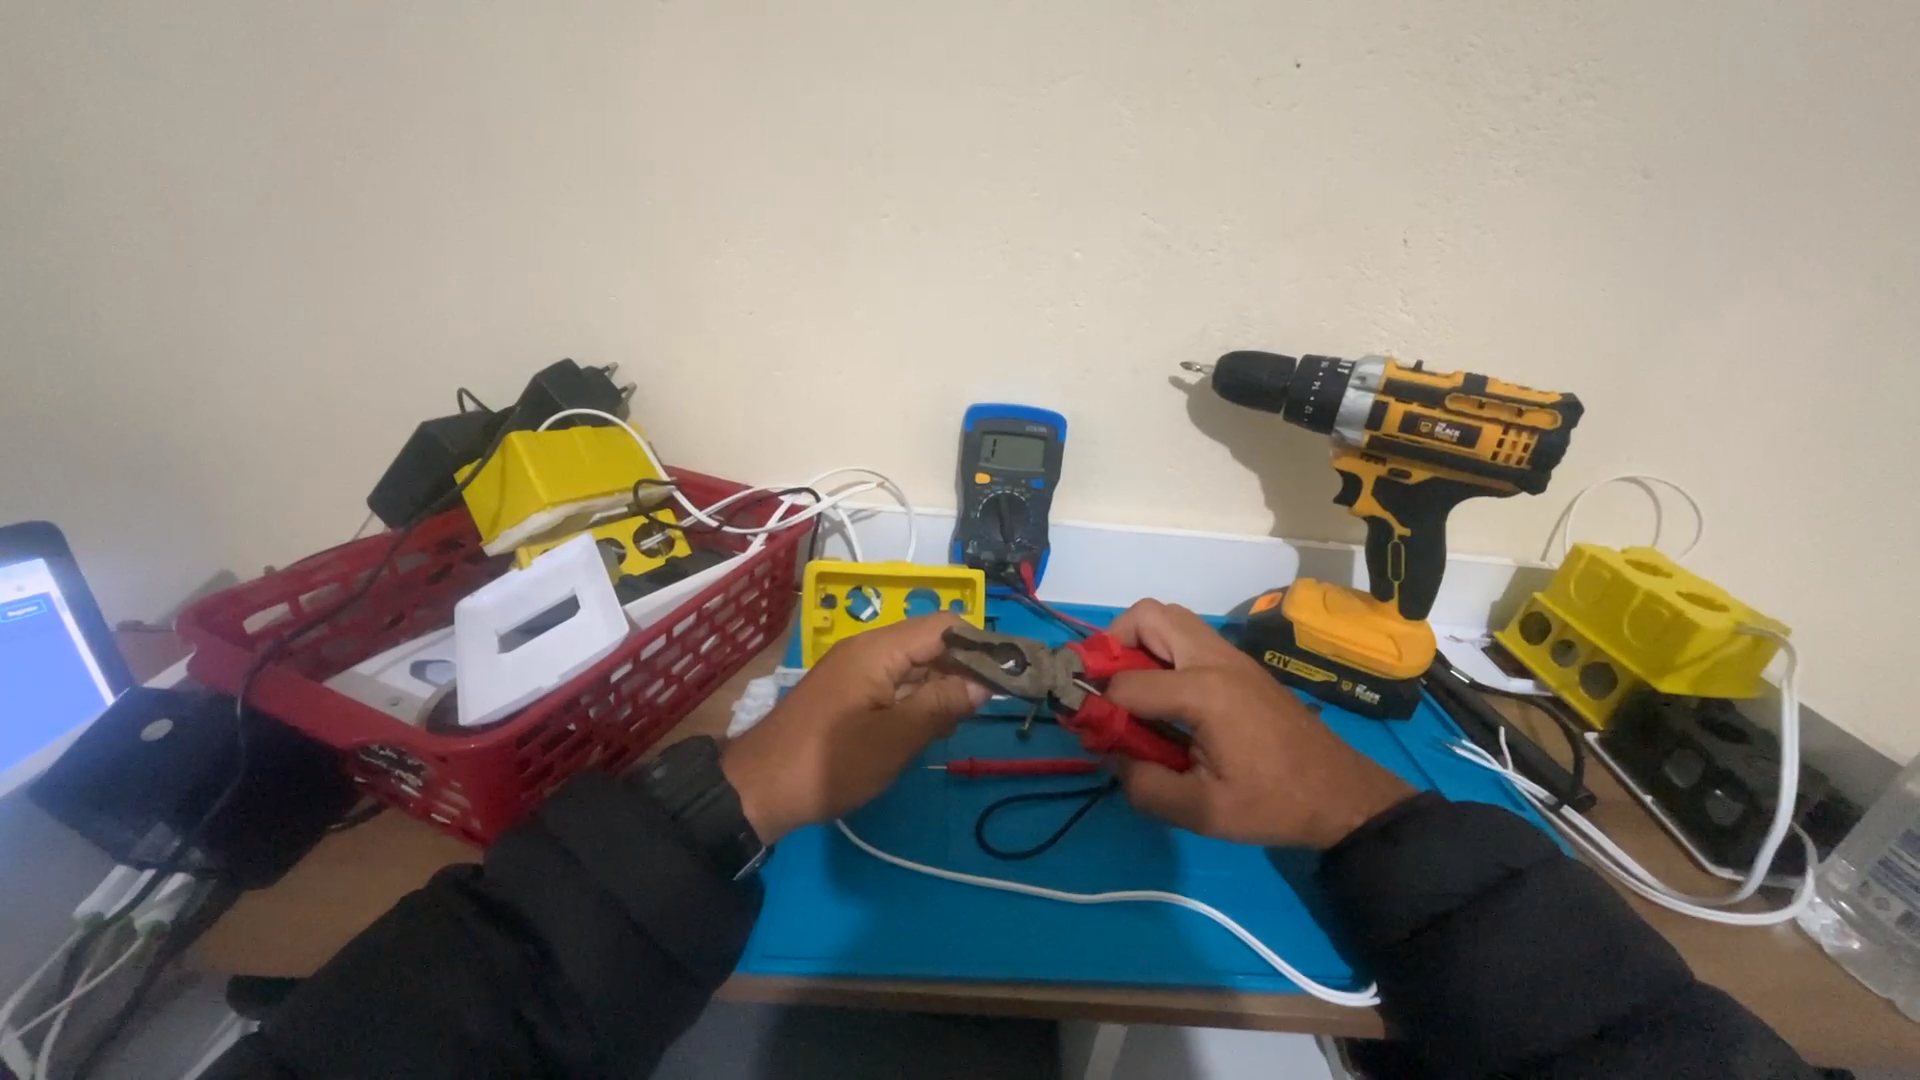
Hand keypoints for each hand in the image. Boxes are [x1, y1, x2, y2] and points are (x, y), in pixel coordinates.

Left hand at [720, 613, 986, 843]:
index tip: (1010, 675)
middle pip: (930, 642)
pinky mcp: (848, 693)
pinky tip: (933, 726)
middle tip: (993, 703)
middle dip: (964, 667)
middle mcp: (868, 649)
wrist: (757, 791)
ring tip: (966, 719)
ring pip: (914, 665)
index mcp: (878, 649)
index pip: (945, 625)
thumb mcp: (895, 738)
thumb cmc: (830, 764)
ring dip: (942, 686)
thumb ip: (942, 704)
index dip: (981, 644)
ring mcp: (855, 671)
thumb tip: (984, 681)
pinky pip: (894, 683)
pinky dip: (918, 699)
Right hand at [1101, 600, 1414, 849]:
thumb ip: (1144, 786)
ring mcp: (1229, 655)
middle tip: (1103, 686)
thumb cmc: (1273, 804)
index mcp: (1205, 691)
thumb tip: (1110, 755)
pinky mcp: (1237, 663)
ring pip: (1168, 618)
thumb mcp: (1203, 812)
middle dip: (1111, 644)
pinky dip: (1160, 651)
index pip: (1127, 683)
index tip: (1086, 728)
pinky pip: (1186, 635)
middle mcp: (1214, 658)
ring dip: (1137, 643)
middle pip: (1146, 615)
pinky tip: (1162, 696)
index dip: (1097, 705)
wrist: (1341, 794)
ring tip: (1129, 689)